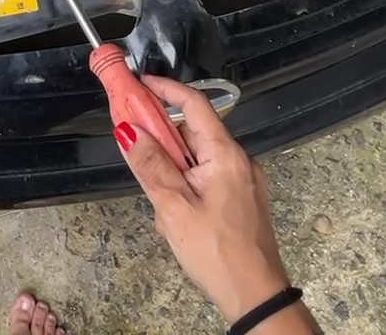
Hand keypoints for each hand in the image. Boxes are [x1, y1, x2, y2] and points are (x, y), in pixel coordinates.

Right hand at [115, 76, 313, 331]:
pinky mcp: (242, 201)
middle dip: (162, 142)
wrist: (258, 302)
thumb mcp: (174, 207)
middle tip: (137, 153)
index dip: (166, 88)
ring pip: (196, 160)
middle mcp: (239, 160)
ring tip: (161, 206)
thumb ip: (150, 164)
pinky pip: (206, 179)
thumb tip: (126, 128)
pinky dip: (186, 187)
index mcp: (226, 154)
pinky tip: (177, 219)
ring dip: (172, 172)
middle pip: (192, 133)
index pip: (194, 103)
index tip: (139, 83)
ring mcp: (243, 181)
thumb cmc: (216, 252)